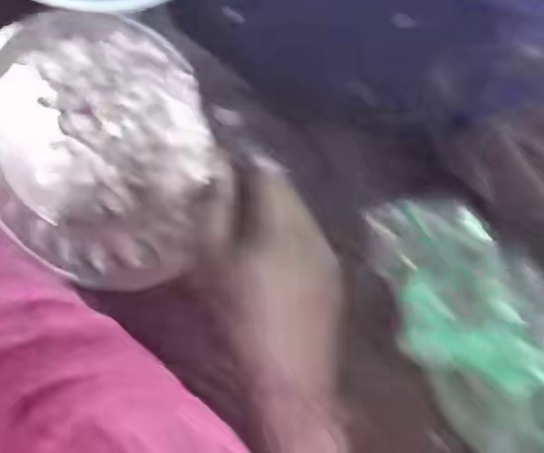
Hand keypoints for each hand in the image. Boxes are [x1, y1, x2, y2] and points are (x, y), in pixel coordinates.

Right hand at [197, 156, 344, 404]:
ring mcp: (328, 257)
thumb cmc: (238, 311)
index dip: (239, 158)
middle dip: (254, 180)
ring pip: (297, 213)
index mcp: (285, 220)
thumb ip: (214, 202)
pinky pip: (306, 237)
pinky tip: (264, 247)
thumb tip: (216, 162)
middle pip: (285, 189)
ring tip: (240, 215)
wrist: (288, 384)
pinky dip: (283, 229)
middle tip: (222, 186)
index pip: (266, 168)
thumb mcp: (211, 252)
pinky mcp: (332, 281)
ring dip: (270, 206)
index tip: (215, 159)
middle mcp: (314, 231)